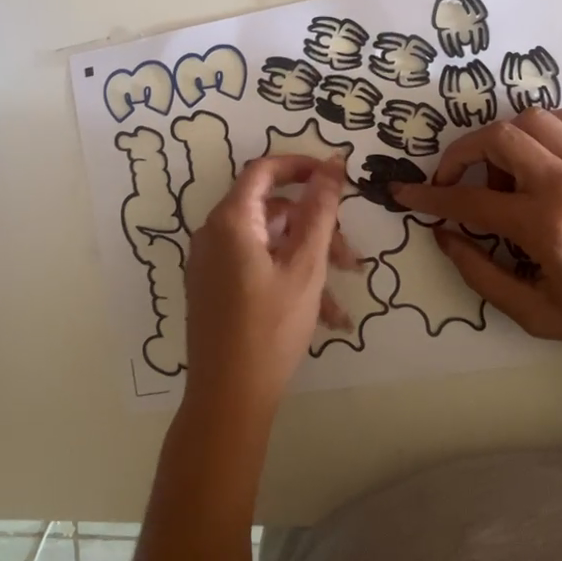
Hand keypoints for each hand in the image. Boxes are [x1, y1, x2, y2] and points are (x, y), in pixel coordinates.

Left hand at [184, 155, 347, 412]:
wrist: (228, 399)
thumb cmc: (270, 328)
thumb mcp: (305, 266)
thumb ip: (320, 210)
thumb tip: (333, 162)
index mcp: (230, 220)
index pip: (264, 170)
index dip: (301, 166)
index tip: (336, 176)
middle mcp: (213, 234)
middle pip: (272, 212)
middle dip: (316, 230)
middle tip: (350, 259)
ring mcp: (211, 264)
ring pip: (270, 245)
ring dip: (309, 263)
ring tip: (342, 304)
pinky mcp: (215, 290)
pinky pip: (257, 269)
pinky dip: (289, 281)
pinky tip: (325, 319)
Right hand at [394, 108, 561, 360]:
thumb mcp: (537, 314)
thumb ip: (483, 275)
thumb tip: (446, 237)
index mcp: (545, 226)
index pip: (471, 199)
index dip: (430, 195)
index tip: (405, 193)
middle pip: (497, 138)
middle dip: (462, 153)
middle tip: (455, 180)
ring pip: (530, 120)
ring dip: (502, 139)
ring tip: (503, 174)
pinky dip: (540, 128)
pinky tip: (538, 158)